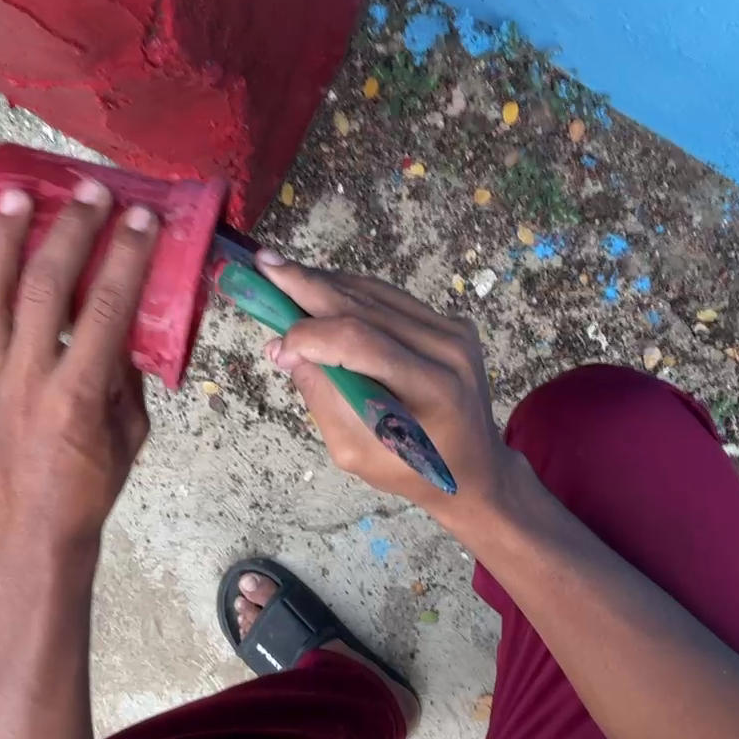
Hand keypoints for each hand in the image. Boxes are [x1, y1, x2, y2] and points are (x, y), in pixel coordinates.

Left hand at [0, 179, 155, 549]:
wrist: (34, 532)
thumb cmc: (91, 488)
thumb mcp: (131, 434)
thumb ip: (125, 377)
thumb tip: (122, 328)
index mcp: (78, 394)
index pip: (104, 310)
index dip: (125, 258)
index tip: (141, 218)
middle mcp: (28, 377)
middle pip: (42, 287)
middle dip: (70, 231)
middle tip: (90, 192)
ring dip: (0, 239)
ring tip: (16, 197)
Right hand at [255, 255, 522, 524]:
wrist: (475, 467)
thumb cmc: (413, 472)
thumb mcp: (357, 452)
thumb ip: (323, 399)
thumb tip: (281, 350)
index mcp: (431, 389)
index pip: (359, 342)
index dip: (311, 335)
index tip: (276, 344)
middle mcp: (447, 350)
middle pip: (366, 307)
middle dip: (308, 286)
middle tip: (264, 265)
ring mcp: (453, 332)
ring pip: (376, 295)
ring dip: (325, 283)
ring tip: (281, 271)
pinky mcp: (451, 324)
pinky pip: (391, 300)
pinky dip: (351, 292)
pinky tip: (319, 286)